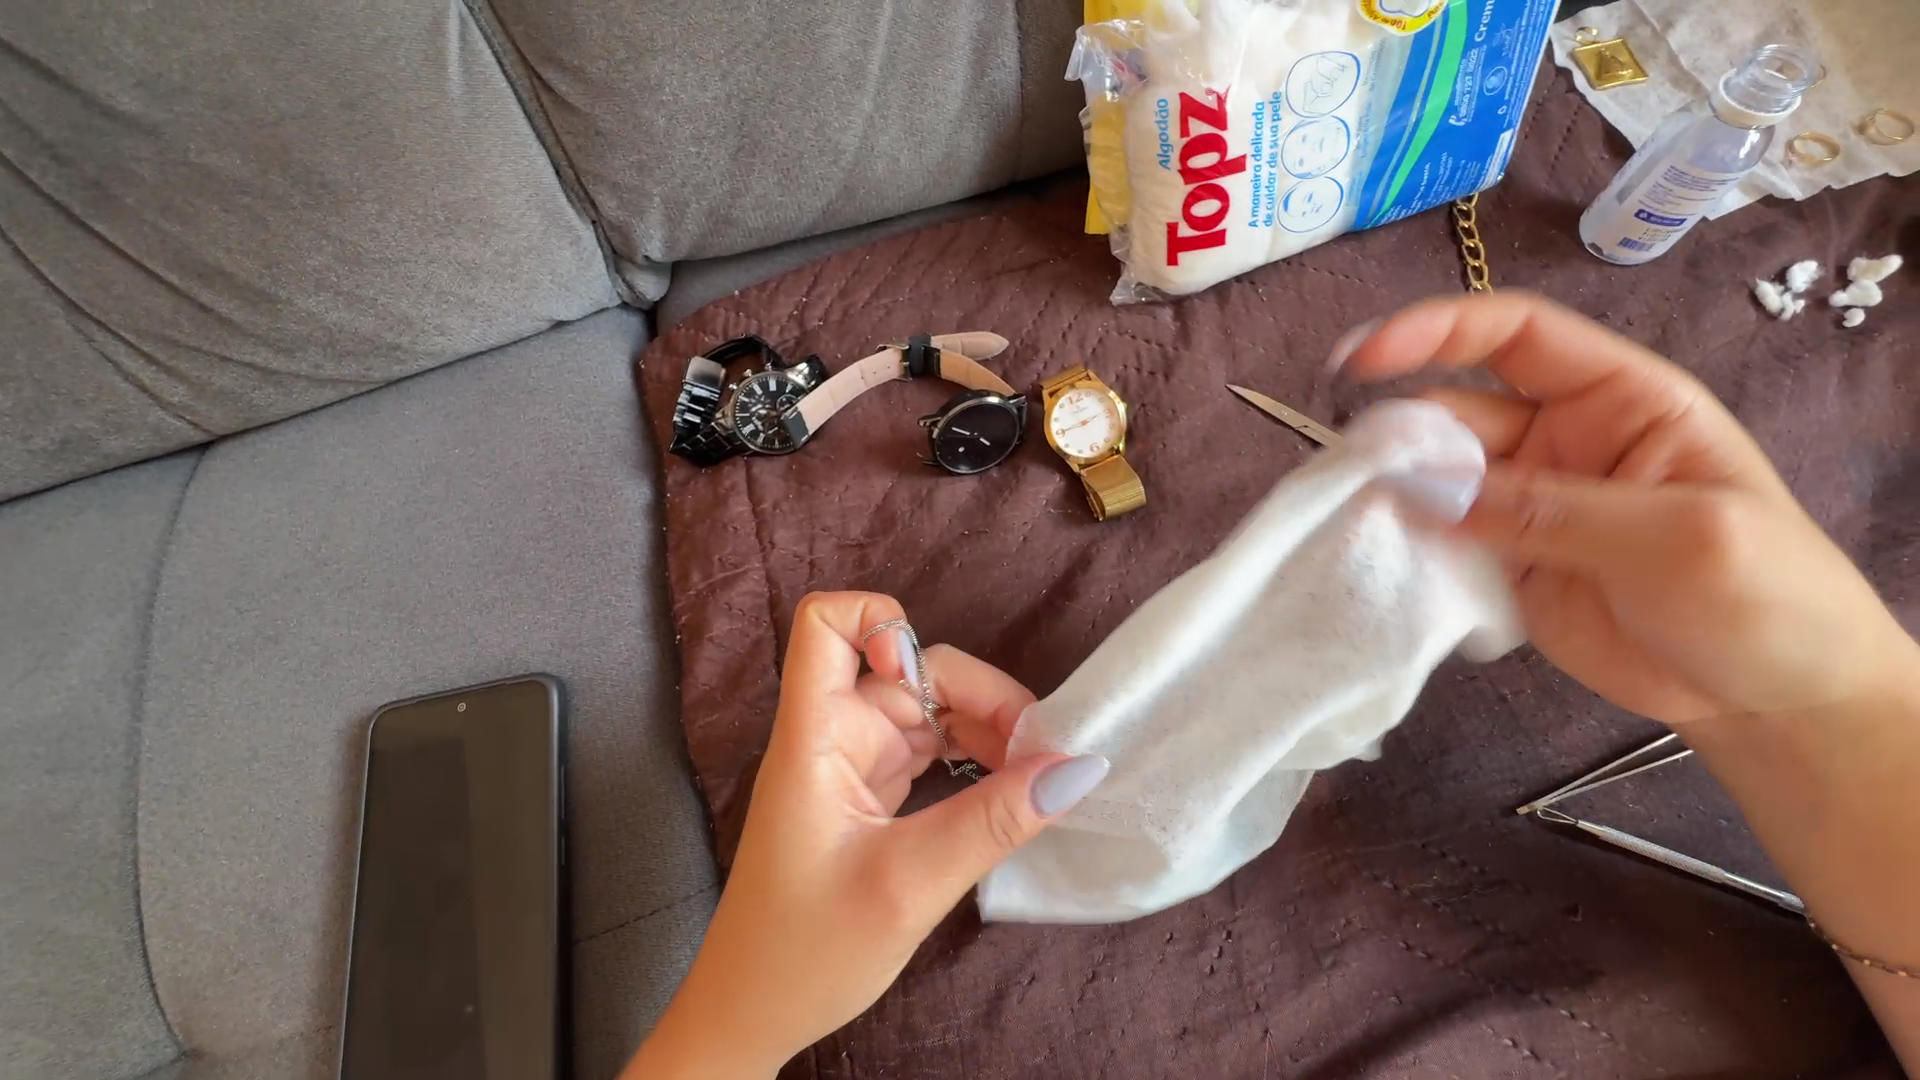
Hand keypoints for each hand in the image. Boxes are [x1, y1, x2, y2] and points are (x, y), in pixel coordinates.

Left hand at [625, 592, 1107, 1077]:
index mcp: (815, 735)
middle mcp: (835, 730)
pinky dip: (976, 756)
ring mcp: (857, 757)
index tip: (928, 680)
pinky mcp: (875, 785)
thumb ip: (991, 822)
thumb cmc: (805, 952)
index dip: (879, 622)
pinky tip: (1013, 785)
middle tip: (1039, 748)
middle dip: (977, 693)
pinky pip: (934, 745)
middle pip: (910, 664)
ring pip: (931, 704)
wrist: (754, 1013)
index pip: (825, 624)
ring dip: (987, 726)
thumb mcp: (906, 887)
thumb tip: (1076, 768)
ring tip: (1038, 771)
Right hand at [1338, 291, 1918, 723]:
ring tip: (1353, 518)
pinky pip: (1430, 536)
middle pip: (1452, 411)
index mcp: (1617, 402)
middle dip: (1397, 432)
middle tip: (1350, 473)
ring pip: (1429, 476)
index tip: (1362, 360)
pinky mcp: (1493, 558)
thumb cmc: (1765, 601)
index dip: (1435, 331)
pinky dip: (1399, 541)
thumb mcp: (1677, 538)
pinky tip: (1377, 556)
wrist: (1762, 701)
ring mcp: (1518, 503)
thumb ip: (1546, 509)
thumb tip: (1423, 489)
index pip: (1515, 337)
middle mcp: (1555, 440)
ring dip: (1389, 490)